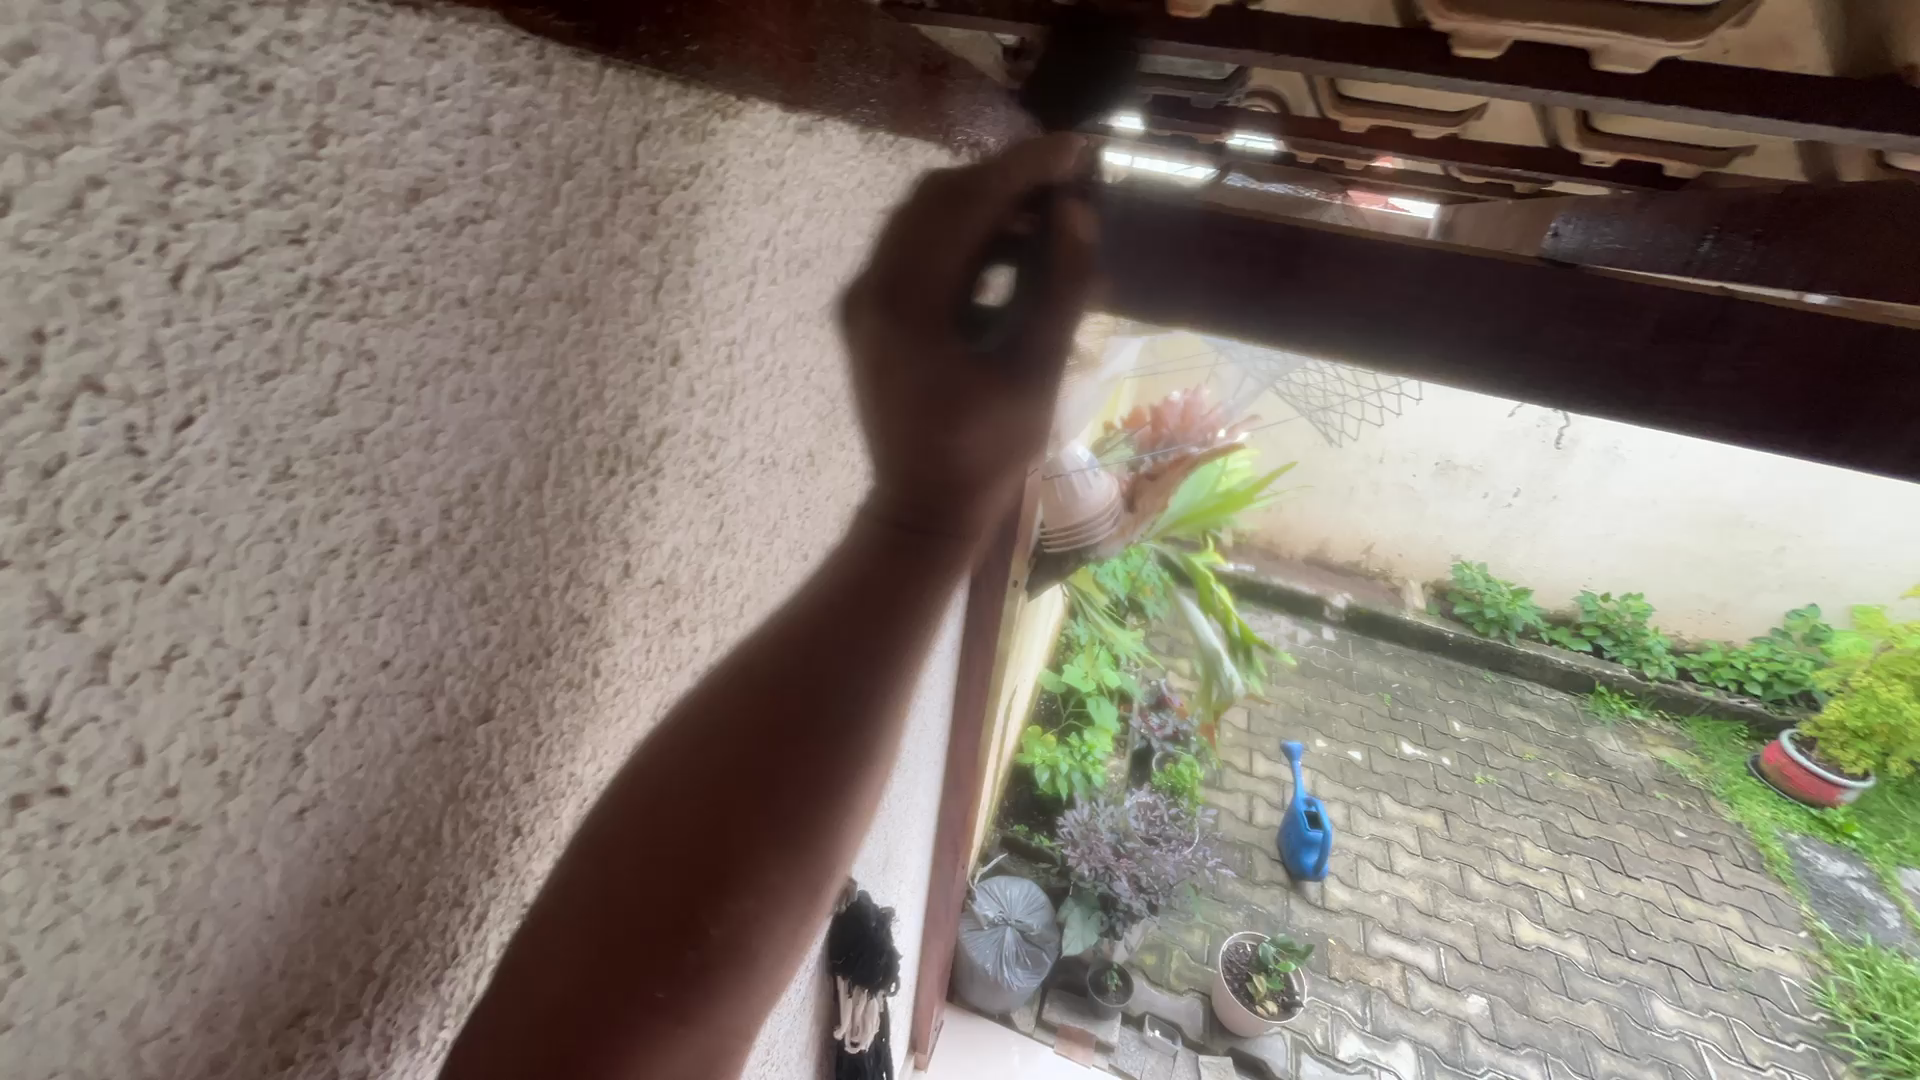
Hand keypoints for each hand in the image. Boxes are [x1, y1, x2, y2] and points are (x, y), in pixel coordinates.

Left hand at [840, 134, 1097, 546]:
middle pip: (936, 199)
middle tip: (1065, 189)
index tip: (1079, 151)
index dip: (1026, 168)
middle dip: (1004, 184)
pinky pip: (913, 256)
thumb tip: (1078, 214)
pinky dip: (960, 246)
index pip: (965, 202)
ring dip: (982, 213)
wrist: (922, 509)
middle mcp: (871, 290)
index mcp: (906, 305)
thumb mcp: (1035, 375)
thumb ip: (1059, 290)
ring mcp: (863, 304)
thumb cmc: (984, 456)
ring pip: (921, 223)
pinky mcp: (869, 319)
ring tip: (1044, 227)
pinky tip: (1006, 264)